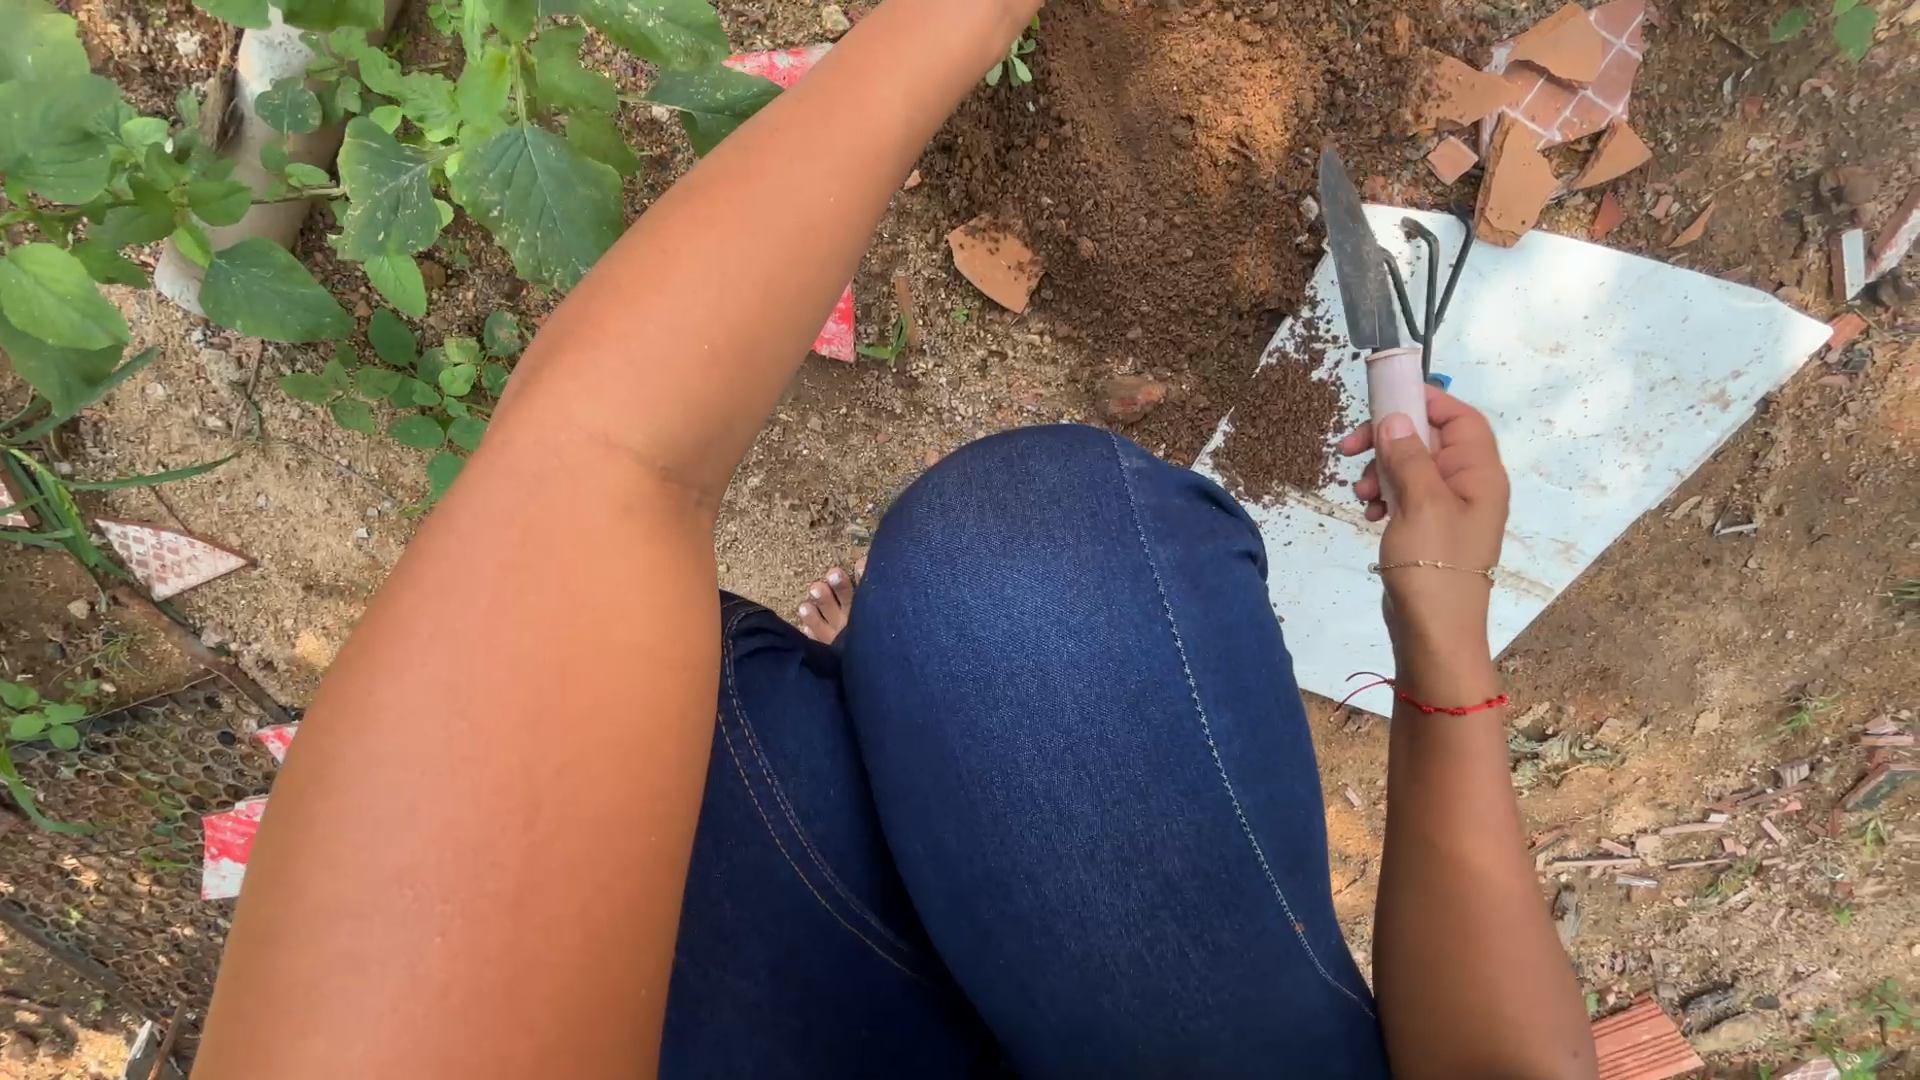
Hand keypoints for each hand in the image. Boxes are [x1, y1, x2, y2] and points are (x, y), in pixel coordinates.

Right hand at [1336, 386, 1509, 652]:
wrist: (1433, 627)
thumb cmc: (1433, 564)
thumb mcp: (1420, 504)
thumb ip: (1408, 457)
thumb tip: (1396, 419)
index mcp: (1479, 474)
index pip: (1459, 418)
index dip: (1426, 401)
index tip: (1383, 400)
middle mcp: (1467, 485)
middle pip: (1427, 440)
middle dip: (1387, 440)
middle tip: (1349, 448)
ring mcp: (1446, 507)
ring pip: (1408, 466)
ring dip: (1379, 470)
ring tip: (1361, 493)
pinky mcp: (1426, 527)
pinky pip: (1402, 494)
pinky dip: (1382, 494)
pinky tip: (1368, 510)